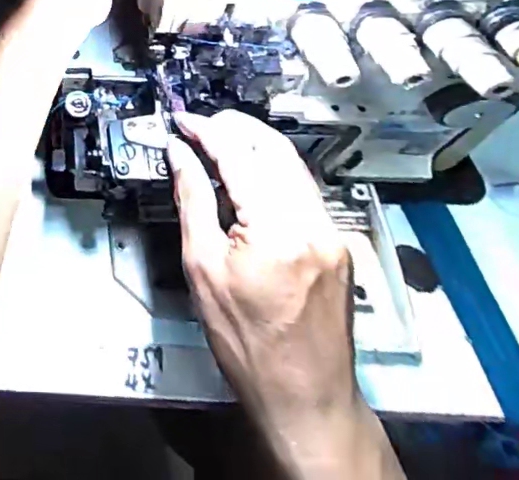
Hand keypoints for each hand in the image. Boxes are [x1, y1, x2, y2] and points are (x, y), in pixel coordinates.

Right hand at [169, 111, 400, 478]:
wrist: (305, 396)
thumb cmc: (249, 346)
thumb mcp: (203, 270)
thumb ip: (193, 201)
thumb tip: (181, 157)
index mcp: (275, 229)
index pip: (238, 154)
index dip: (207, 130)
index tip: (185, 122)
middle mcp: (311, 220)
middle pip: (271, 146)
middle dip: (234, 127)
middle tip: (202, 125)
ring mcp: (330, 228)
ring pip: (291, 161)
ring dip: (255, 143)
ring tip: (221, 141)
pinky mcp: (337, 238)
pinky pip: (304, 186)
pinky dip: (275, 169)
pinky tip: (253, 173)